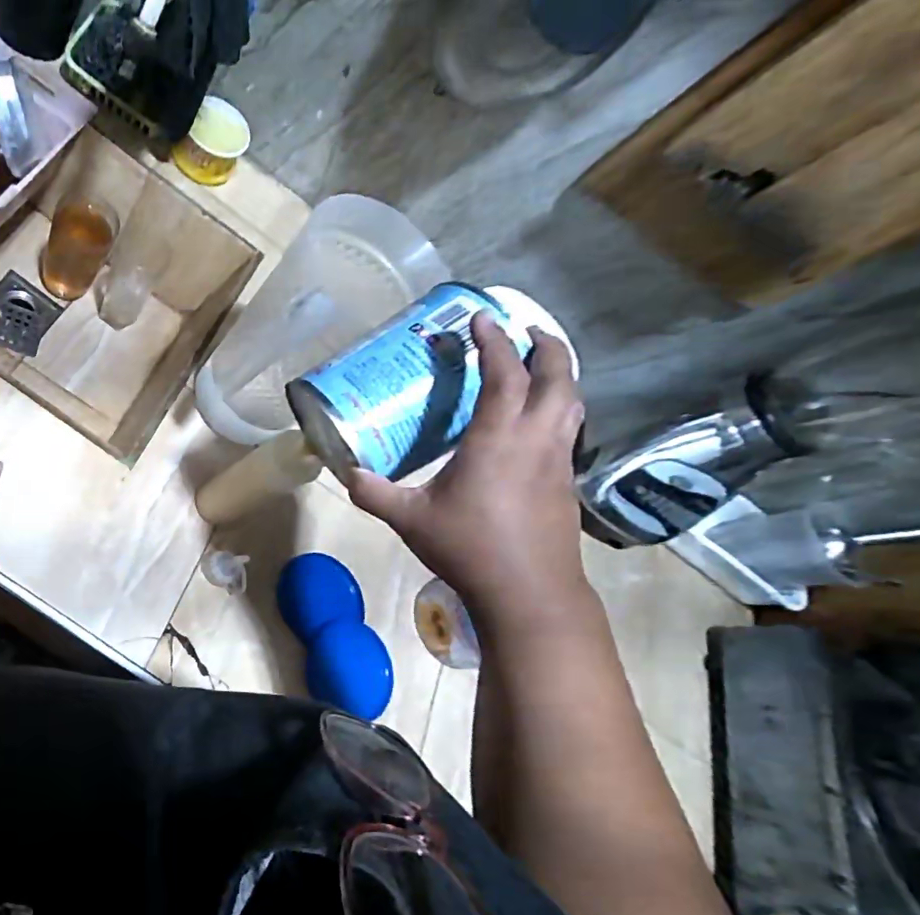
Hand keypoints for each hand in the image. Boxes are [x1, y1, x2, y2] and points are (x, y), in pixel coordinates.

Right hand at [348, 311, 586, 623]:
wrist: (527, 590)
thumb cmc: (469, 547)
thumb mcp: (411, 519)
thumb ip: (376, 494)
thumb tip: (347, 475)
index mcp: (499, 437)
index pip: (505, 373)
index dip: (495, 341)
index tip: (482, 319)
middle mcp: (537, 438)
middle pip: (557, 375)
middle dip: (545, 345)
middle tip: (525, 330)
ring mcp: (559, 460)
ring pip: (572, 402)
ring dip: (559, 375)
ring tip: (540, 367)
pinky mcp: (566, 483)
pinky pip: (569, 430)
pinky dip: (559, 409)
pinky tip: (538, 426)